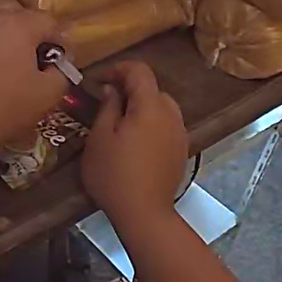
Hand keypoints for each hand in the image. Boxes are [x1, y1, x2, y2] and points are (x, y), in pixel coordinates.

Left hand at [0, 8, 66, 153]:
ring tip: (10, 77)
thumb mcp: (48, 95)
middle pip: (20, 23)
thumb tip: (57, 64)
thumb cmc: (4, 107)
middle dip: (33, 43)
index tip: (62, 66)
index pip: (49, 22)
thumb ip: (62, 73)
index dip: (61, 43)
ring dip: (7, 49)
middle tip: (38, 72)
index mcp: (17, 25)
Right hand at [81, 61, 187, 231]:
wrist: (144, 212)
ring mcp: (180, 134)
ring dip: (143, 107)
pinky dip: (153, 124)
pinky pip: (167, 126)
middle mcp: (171, 114)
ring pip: (162, 108)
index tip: (99, 81)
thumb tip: (113, 90)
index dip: (118, 69)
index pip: (140, 71)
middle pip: (153, 89)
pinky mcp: (182, 151)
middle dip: (130, 89)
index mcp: (150, 106)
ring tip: (121, 122)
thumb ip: (107, 107)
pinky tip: (137, 142)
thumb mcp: (99, 138)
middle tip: (107, 102)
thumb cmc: (114, 174)